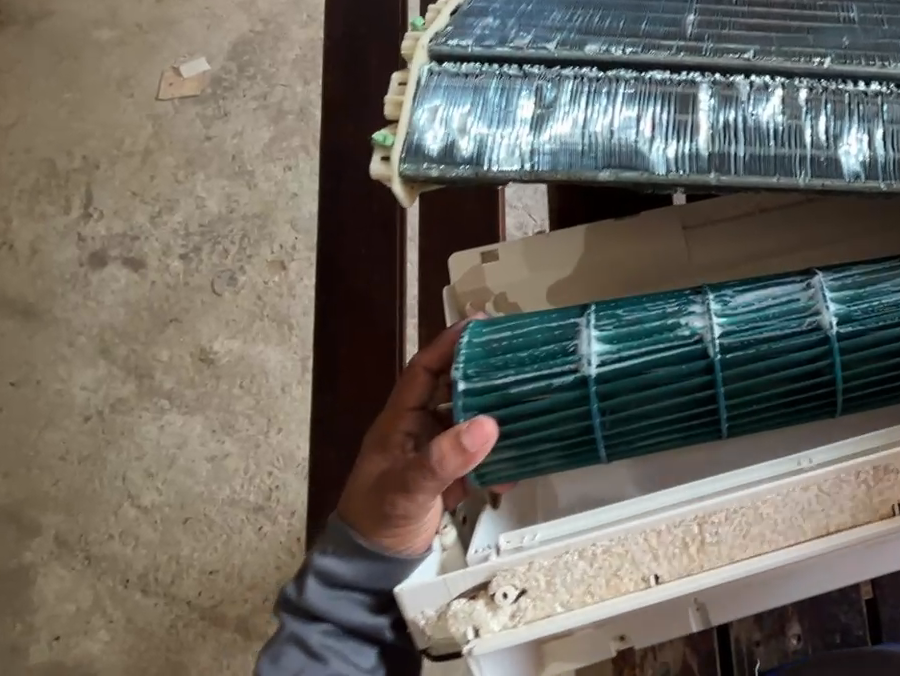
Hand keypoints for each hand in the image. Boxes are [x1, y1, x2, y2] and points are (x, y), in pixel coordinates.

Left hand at [335, 319, 499, 556]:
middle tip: (520, 356)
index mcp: (400, 422)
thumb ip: (444, 459)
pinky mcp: (450, 475)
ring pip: (470, 418)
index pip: (424, 369)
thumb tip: (487, 424)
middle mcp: (418, 429)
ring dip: (496, 412)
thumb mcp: (408, 489)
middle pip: (454, 388)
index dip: (450, 344)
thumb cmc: (378, 523)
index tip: (481, 323)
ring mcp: (434, 452)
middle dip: (484, 371)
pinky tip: (518, 464)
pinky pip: (479, 452)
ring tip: (530, 400)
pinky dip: (498, 455)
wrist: (370, 575)